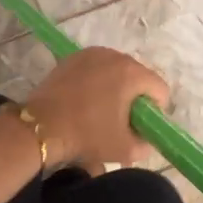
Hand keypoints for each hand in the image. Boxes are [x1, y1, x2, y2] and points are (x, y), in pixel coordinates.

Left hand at [25, 47, 169, 168]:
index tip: (141, 126)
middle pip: (138, 76)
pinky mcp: (72, 58)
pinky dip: (97, 81)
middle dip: (135, 97)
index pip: (160, 89)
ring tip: (102, 109)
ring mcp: (91, 54)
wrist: (42, 126)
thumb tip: (146, 137)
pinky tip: (86, 99)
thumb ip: (145, 144)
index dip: (156, 111)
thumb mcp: (124, 149)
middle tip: (122, 120)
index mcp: (132, 73)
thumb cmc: (87, 134)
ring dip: (116, 87)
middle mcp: (115, 56)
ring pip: (116, 70)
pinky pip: (96, 68)